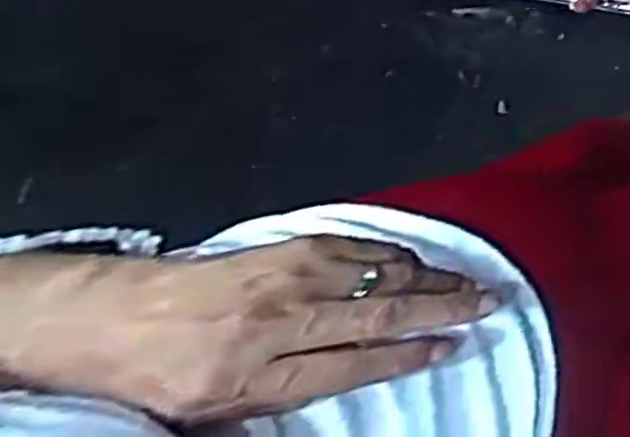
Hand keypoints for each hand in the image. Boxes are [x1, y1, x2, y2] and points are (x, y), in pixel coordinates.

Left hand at [0, 236, 497, 423]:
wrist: (117, 313)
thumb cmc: (160, 372)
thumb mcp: (205, 407)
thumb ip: (284, 391)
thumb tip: (365, 373)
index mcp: (246, 376)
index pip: (350, 366)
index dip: (407, 356)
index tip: (451, 347)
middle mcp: (279, 322)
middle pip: (382, 315)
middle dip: (445, 308)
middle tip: (490, 302)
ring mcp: (296, 275)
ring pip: (386, 276)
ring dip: (437, 280)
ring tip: (473, 282)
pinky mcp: (305, 244)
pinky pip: (371, 251)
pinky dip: (407, 259)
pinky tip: (428, 266)